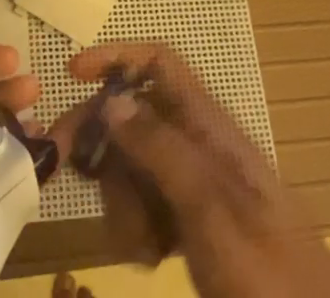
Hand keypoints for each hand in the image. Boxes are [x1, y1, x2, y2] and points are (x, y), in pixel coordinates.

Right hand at [50, 43, 329, 297]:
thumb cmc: (266, 272)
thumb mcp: (209, 209)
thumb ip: (162, 150)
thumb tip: (112, 98)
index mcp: (212, 129)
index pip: (161, 64)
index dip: (117, 57)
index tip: (72, 74)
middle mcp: (202, 147)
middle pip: (134, 118)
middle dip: (100, 143)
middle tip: (63, 170)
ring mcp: (198, 187)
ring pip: (134, 167)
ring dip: (121, 202)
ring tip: (140, 248)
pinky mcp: (194, 223)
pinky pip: (146, 206)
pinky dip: (136, 228)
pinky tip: (150, 258)